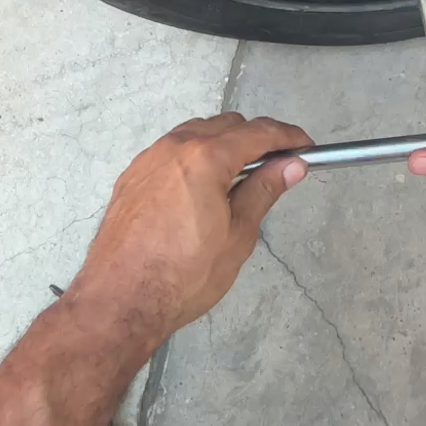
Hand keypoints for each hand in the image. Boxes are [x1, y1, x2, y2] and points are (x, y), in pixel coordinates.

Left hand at [68, 114, 311, 350]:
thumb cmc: (185, 274)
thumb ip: (264, 190)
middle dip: (256, 138)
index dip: (287, 136)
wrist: (119, 301)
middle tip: (277, 166)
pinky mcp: (132, 175)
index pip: (258, 132)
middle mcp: (175, 146)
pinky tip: (201, 186)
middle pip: (227, 124)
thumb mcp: (238, 235)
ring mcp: (149, 158)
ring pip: (197, 132)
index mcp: (206, 157)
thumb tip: (292, 164)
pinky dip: (195, 155)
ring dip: (224, 143)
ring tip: (239, 177)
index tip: (306, 146)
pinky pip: (173, 149)